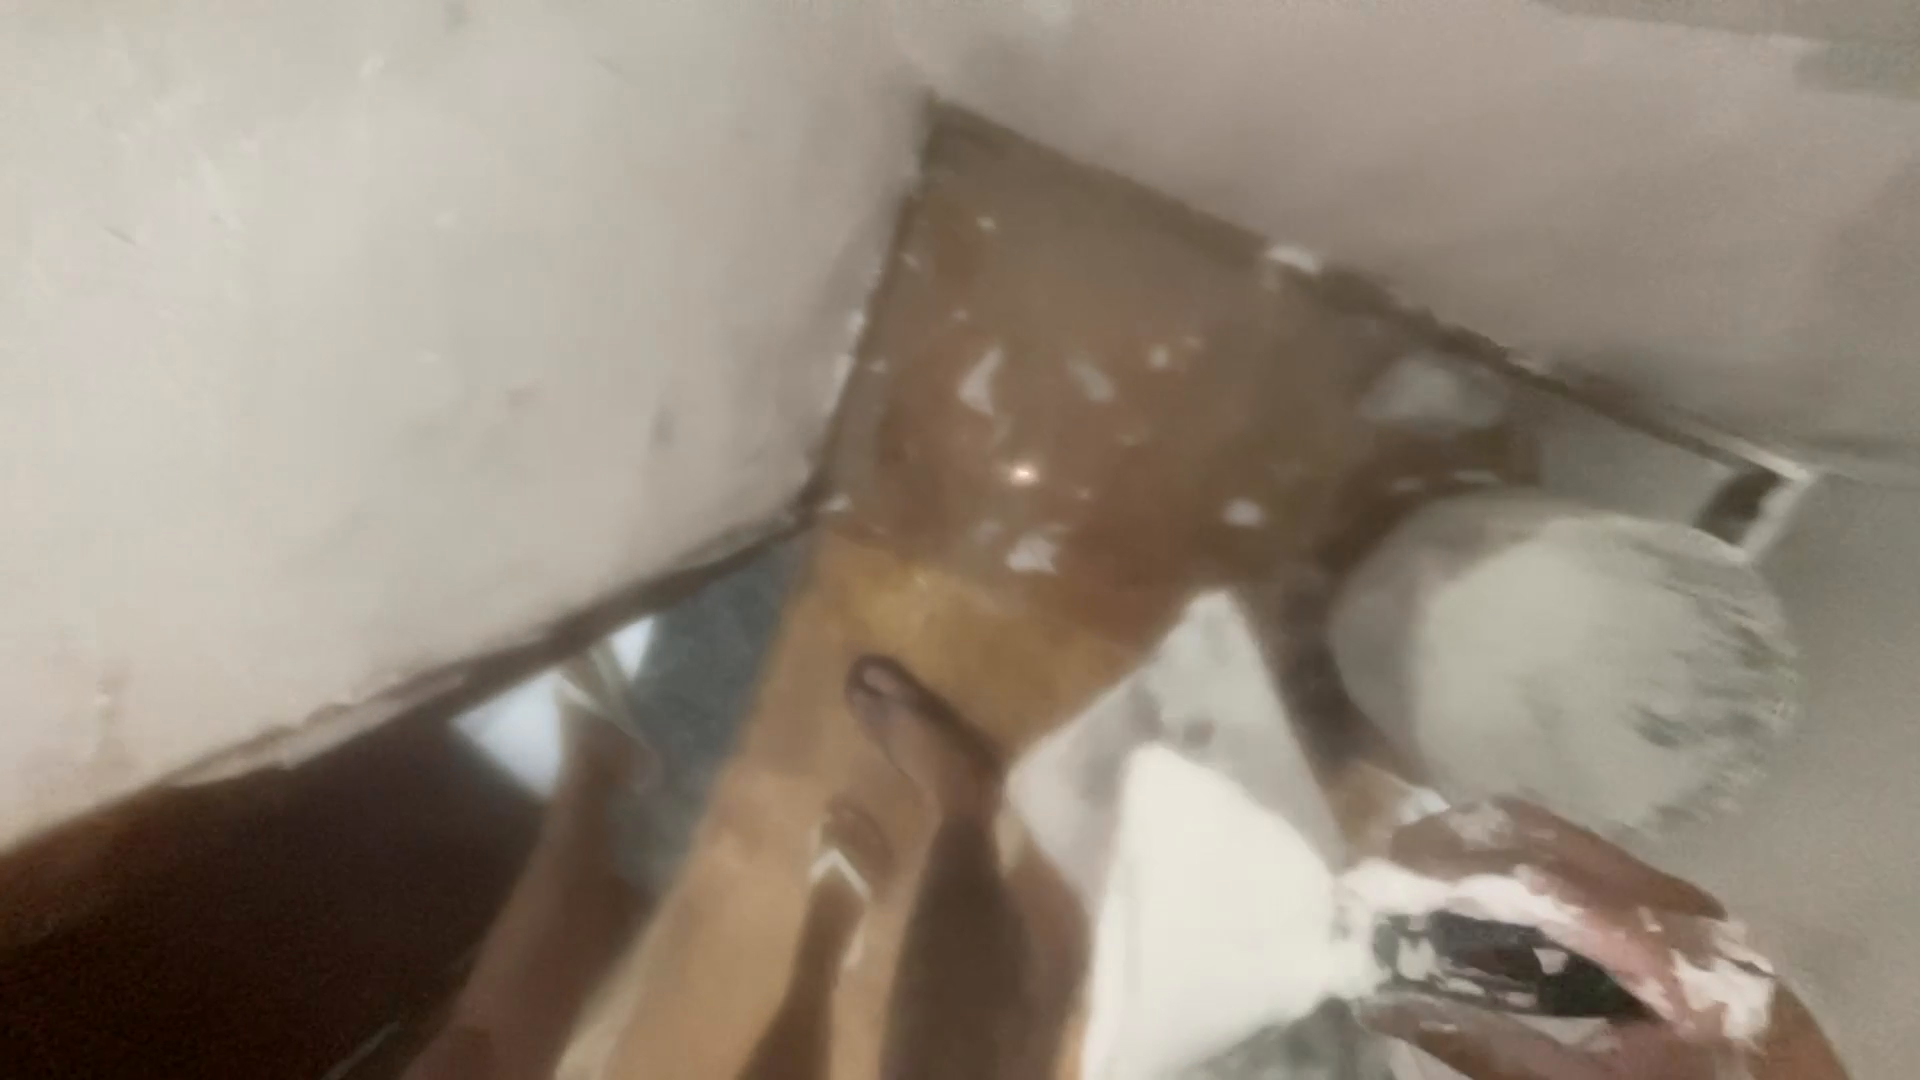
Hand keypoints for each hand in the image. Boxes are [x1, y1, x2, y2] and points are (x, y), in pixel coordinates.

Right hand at [1353, 799, 1848, 1078]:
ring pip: (1541, 834)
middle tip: (1381, 874)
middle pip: (1530, 832)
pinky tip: (1472, 910)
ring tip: (1412, 885)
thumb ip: (1490, 1051)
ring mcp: (1669, 894)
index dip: (1445, 874)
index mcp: (1677, 954)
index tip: (1373, 878)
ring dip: (1466, 849)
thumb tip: (1378, 1005)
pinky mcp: (1658, 901)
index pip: (1535, 884)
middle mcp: (1672, 901)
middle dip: (1443, 843)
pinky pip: (1561, 857)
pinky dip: (1500, 866)